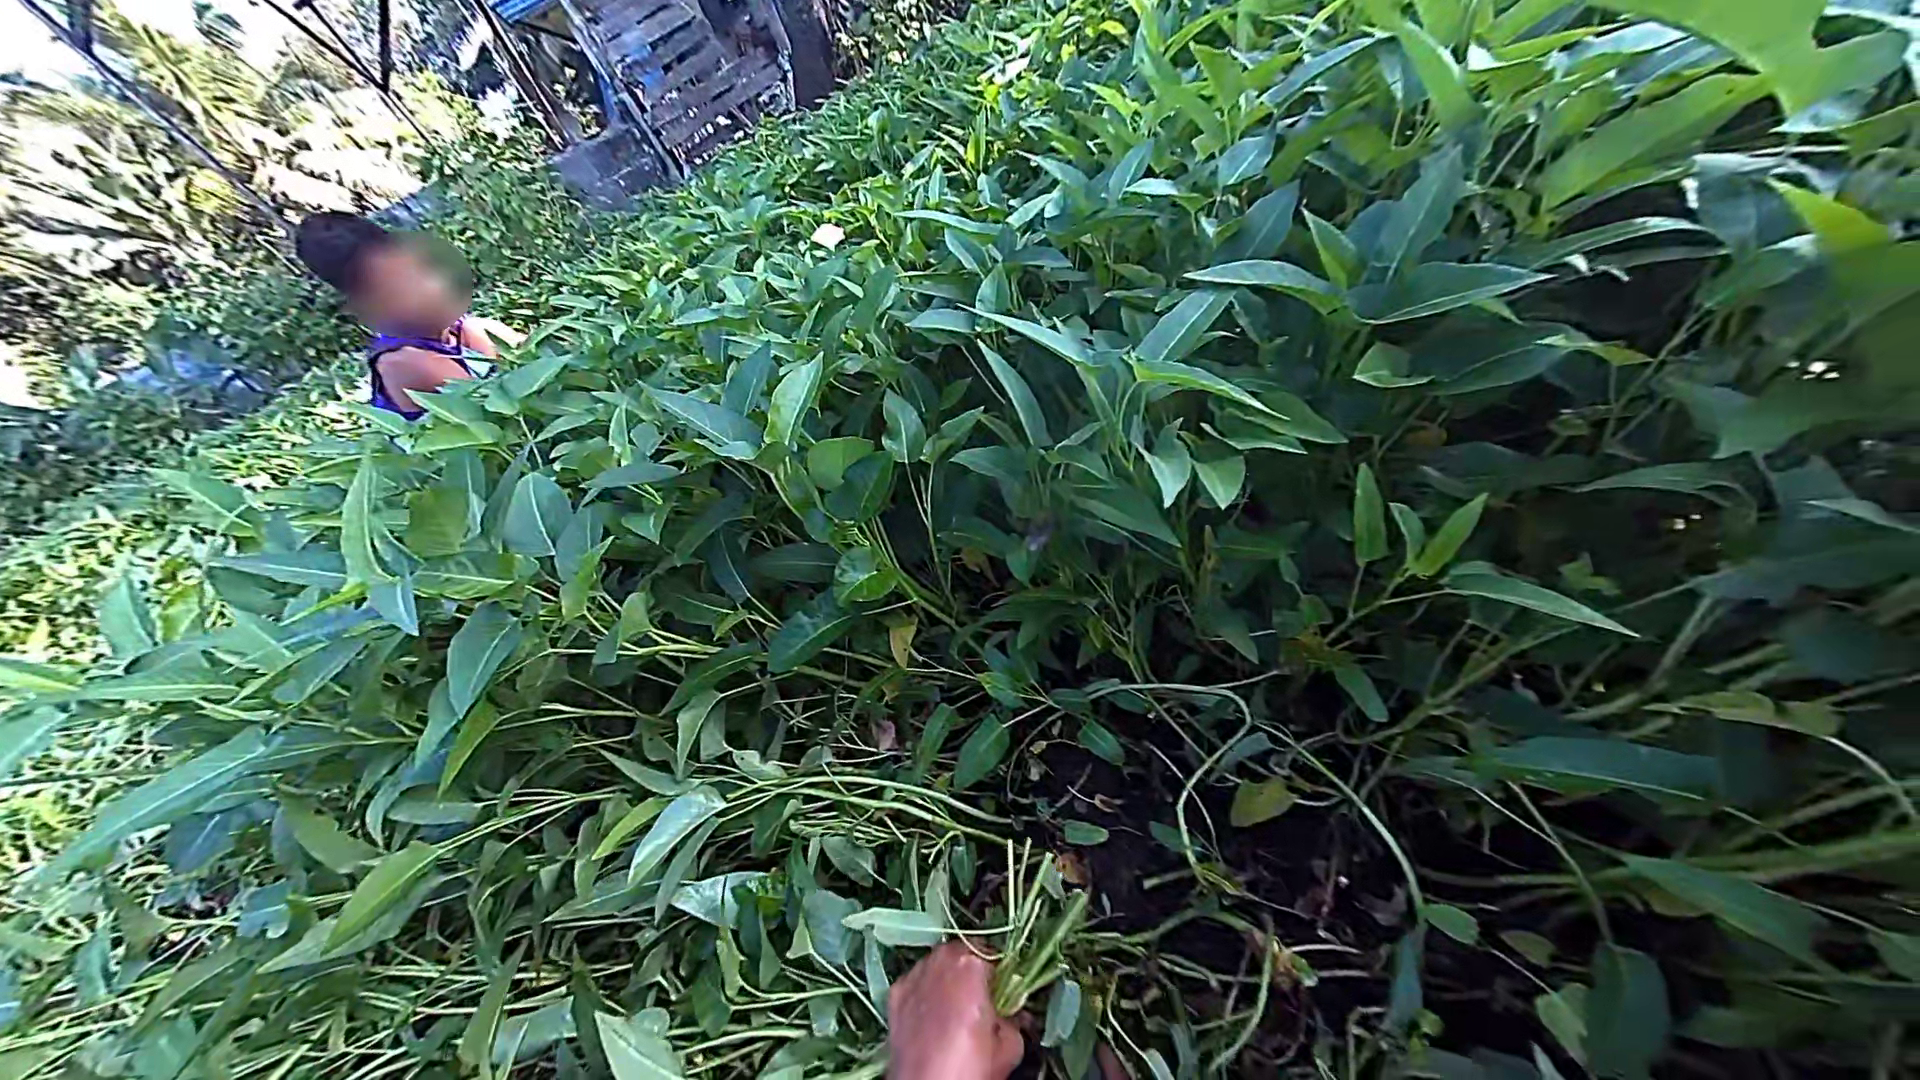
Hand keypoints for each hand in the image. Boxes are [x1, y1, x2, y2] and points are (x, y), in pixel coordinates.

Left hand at [888, 942, 1023, 1079]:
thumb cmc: (969, 1068)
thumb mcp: (1009, 1047)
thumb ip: (1014, 1020)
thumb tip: (1010, 1016)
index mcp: (971, 963)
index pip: (992, 955)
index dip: (998, 975)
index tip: (1000, 993)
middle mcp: (941, 959)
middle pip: (962, 954)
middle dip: (970, 973)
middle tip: (977, 1003)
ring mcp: (915, 974)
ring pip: (937, 965)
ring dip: (946, 979)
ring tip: (951, 1011)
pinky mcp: (896, 993)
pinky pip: (916, 984)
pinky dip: (924, 994)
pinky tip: (929, 1019)